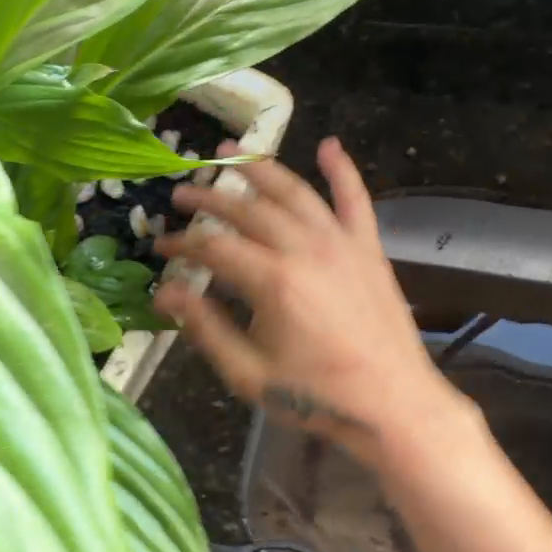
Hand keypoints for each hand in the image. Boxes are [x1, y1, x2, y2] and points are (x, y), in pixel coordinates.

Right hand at [154, 137, 468, 466]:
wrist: (391, 404)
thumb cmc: (314, 395)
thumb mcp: (246, 372)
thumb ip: (205, 327)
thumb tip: (164, 293)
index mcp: (273, 281)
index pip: (214, 247)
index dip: (182, 242)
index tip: (159, 245)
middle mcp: (306, 250)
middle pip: (249, 209)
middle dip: (210, 197)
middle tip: (180, 191)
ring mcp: (342, 245)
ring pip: (295, 193)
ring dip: (261, 168)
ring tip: (230, 150)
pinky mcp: (368, 250)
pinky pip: (355, 200)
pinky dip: (342, 171)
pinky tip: (328, 146)